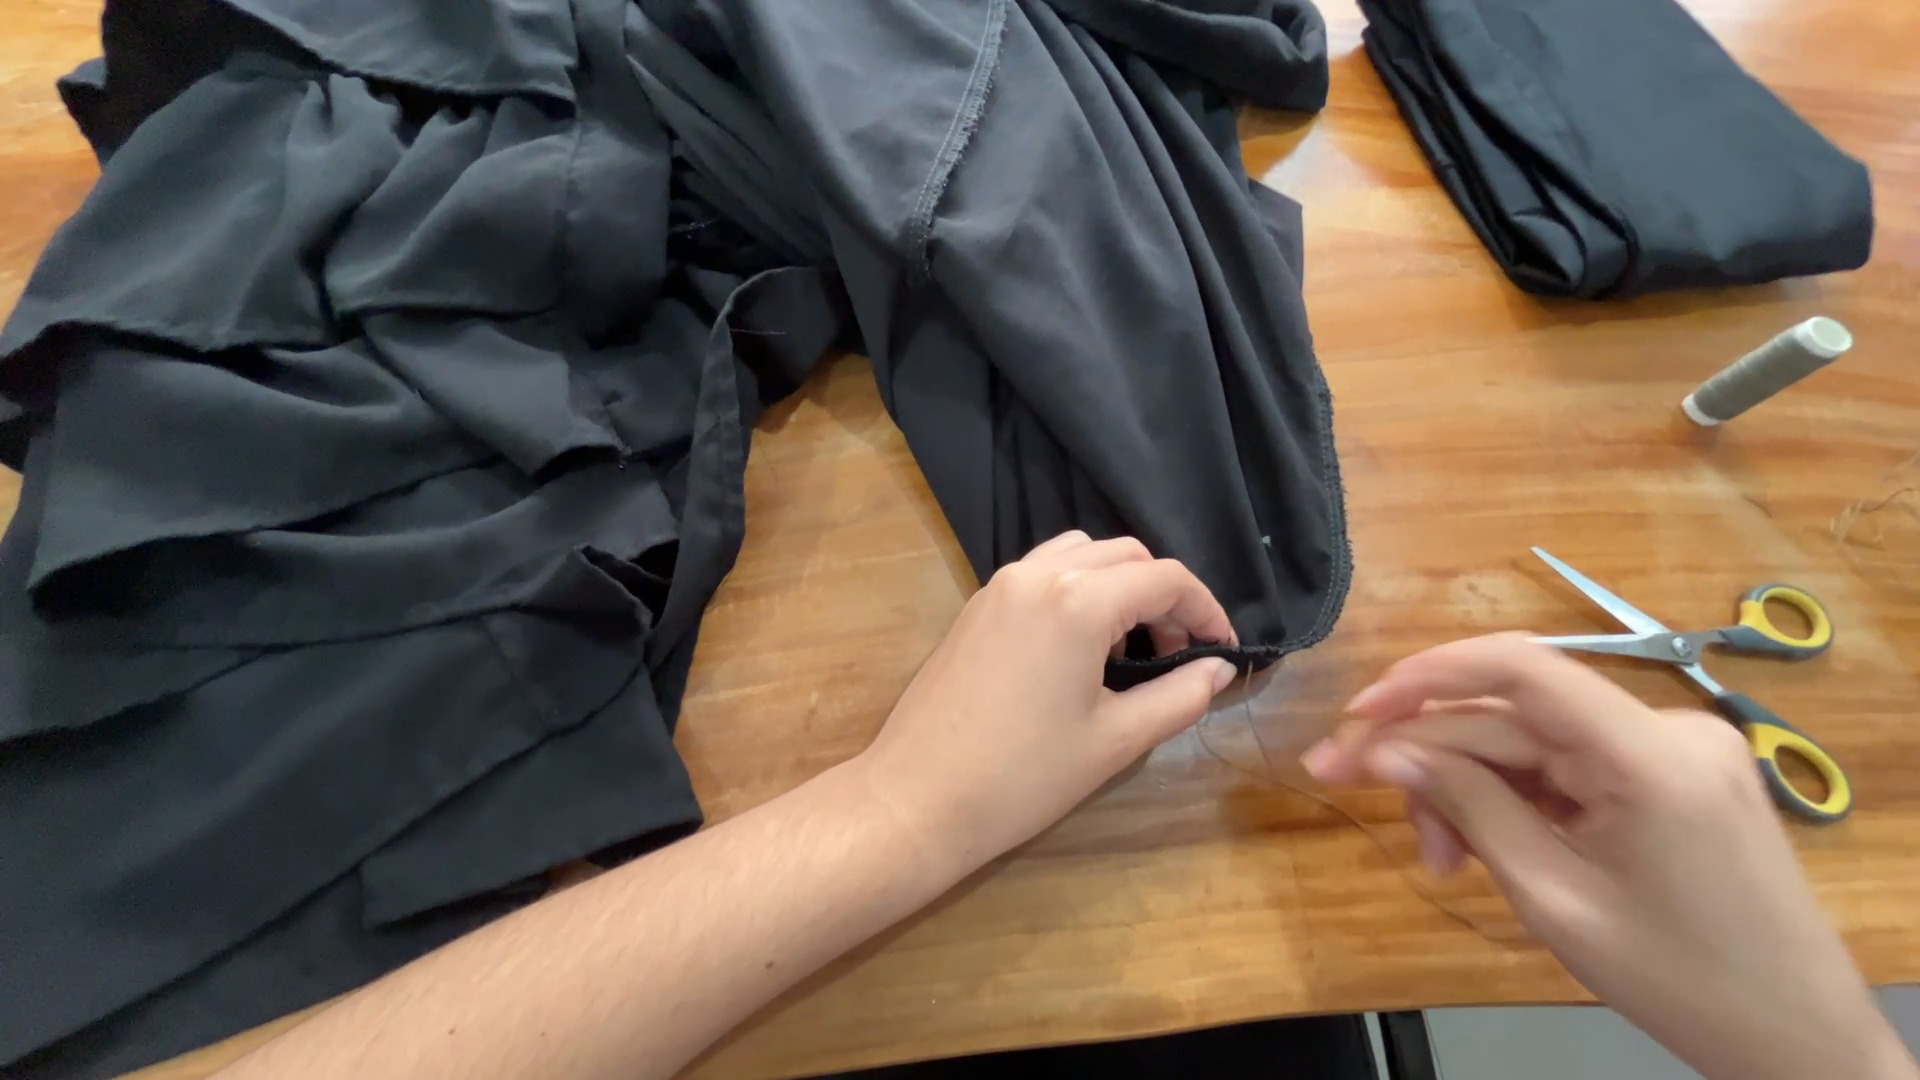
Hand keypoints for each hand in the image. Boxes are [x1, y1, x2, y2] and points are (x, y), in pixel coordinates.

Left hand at [854, 531, 1237, 875]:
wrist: (918, 797)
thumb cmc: (1023, 776)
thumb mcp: (1114, 740)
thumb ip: (1180, 696)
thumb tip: (1218, 669)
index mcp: (1077, 600)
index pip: (1165, 579)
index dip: (1207, 609)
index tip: (1222, 651)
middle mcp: (1037, 574)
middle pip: (1125, 555)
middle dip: (1164, 594)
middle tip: (1178, 652)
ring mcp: (1000, 584)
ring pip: (1081, 554)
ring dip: (1119, 584)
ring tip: (1129, 645)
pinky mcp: (977, 603)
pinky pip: (1042, 571)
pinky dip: (1077, 587)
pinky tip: (1079, 643)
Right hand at [1303, 634, 1914, 1079]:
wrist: (1802, 1049)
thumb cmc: (1681, 982)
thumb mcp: (1552, 896)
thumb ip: (1466, 805)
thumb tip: (1380, 750)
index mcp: (1650, 755)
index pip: (1519, 669)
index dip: (1424, 676)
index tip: (1357, 714)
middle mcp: (1659, 728)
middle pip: (1501, 716)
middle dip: (1418, 753)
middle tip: (1337, 777)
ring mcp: (1660, 746)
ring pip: (1515, 741)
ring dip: (1456, 786)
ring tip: (1433, 854)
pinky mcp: (1652, 769)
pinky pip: (1546, 763)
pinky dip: (1498, 797)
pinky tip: (1471, 845)